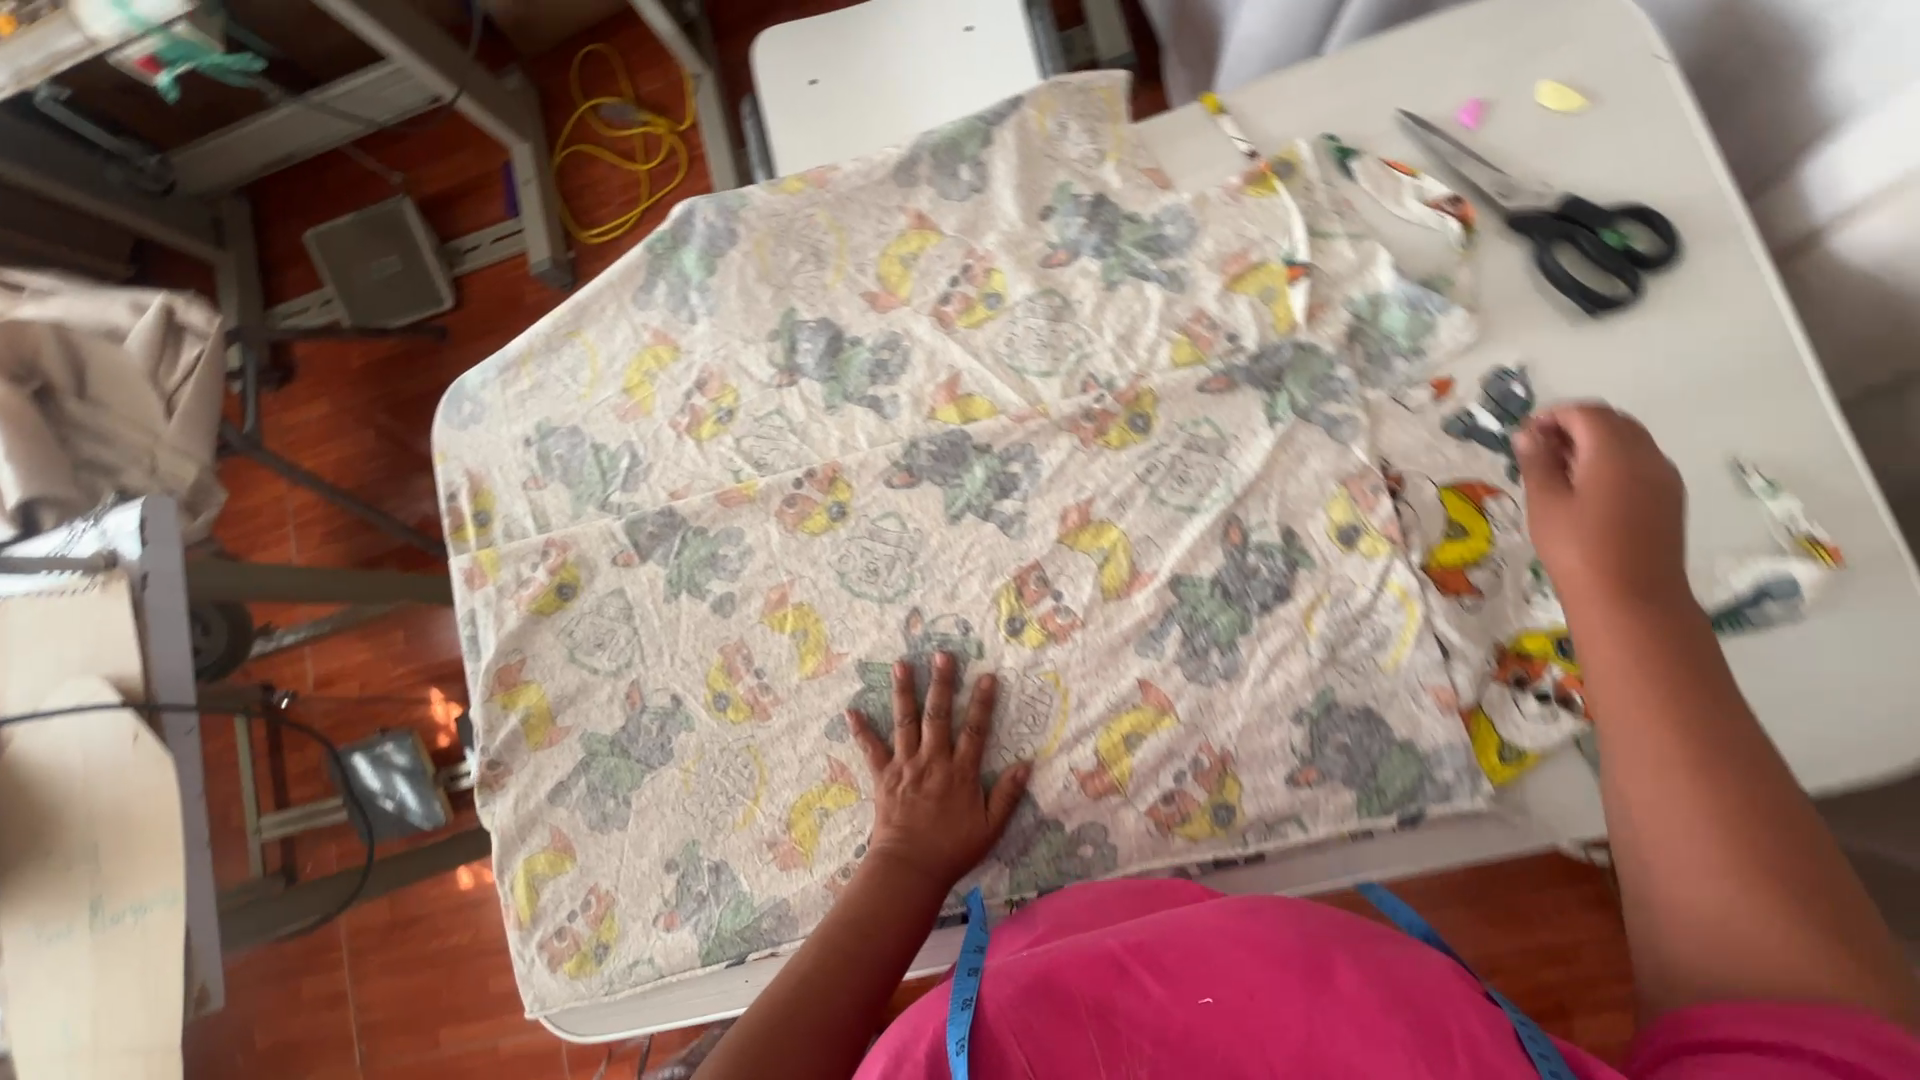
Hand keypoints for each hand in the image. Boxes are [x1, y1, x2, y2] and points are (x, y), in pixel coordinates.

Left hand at [847, 653, 1028, 893]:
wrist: (910, 868)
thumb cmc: (953, 850)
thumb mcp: (991, 827)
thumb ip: (1007, 794)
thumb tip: (1026, 764)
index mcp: (960, 772)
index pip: (975, 729)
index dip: (982, 702)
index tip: (987, 675)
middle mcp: (933, 761)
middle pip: (938, 715)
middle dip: (941, 683)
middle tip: (942, 654)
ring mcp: (906, 766)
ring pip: (905, 722)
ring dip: (903, 692)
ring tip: (901, 664)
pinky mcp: (883, 776)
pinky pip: (871, 749)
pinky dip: (861, 730)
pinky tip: (851, 710)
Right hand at [1513, 403, 1690, 609]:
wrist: (1632, 598)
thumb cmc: (1577, 548)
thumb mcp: (1545, 503)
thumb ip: (1537, 462)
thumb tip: (1528, 434)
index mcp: (1615, 451)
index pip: (1586, 413)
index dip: (1552, 416)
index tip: (1523, 436)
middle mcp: (1647, 456)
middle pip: (1612, 423)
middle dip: (1573, 427)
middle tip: (1537, 452)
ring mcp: (1664, 478)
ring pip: (1628, 442)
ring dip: (1592, 445)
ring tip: (1557, 473)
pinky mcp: (1668, 499)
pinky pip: (1638, 464)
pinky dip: (1610, 463)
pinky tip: (1585, 492)